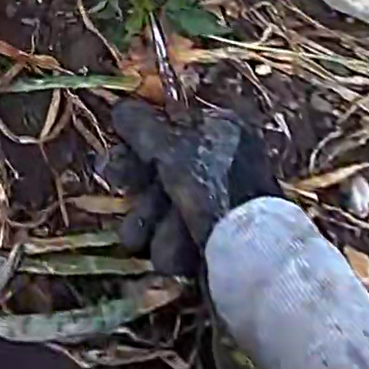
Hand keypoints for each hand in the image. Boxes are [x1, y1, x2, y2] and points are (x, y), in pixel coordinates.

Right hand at [104, 100, 278, 275]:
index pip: (168, 127)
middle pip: (164, 167)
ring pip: (169, 203)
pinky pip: (184, 232)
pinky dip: (171, 243)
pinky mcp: (221, 238)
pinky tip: (167, 257)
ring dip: (149, 220)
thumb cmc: (211, 188)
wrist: (254, 259)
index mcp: (221, 130)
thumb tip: (119, 109)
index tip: (114, 158)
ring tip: (137, 240)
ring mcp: (223, 201)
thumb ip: (139, 124)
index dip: (135, 143)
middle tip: (115, 193)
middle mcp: (223, 161)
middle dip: (138, 188)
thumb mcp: (168, 146)